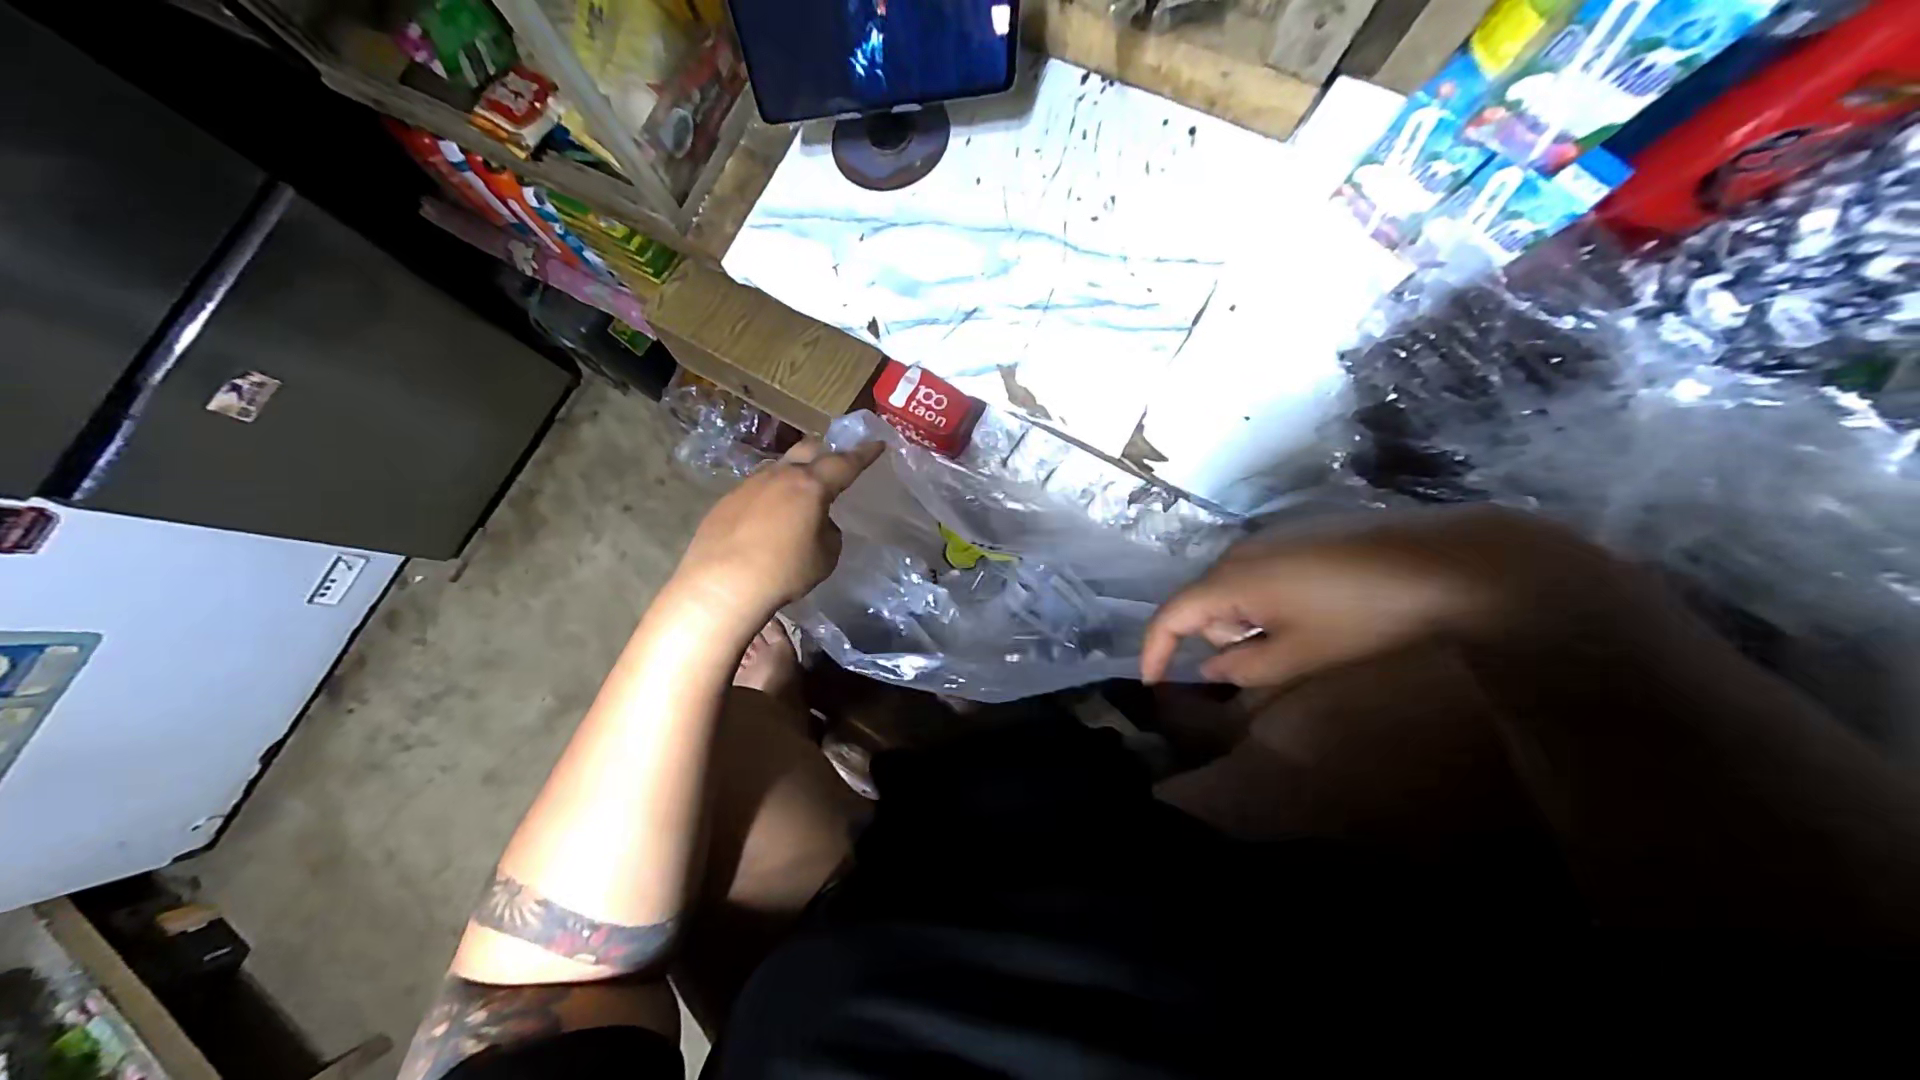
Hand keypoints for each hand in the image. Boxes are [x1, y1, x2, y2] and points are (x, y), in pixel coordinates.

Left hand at [671, 438, 883, 629]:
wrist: (721, 585)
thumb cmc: (784, 571)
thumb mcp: (825, 556)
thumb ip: (828, 531)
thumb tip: (817, 522)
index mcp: (810, 485)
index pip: (844, 463)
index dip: (864, 454)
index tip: (877, 444)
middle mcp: (780, 476)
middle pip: (808, 449)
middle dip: (826, 453)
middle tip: (836, 464)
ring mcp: (749, 485)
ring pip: (779, 468)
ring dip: (795, 476)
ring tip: (800, 497)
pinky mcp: (726, 501)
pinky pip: (757, 489)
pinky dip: (771, 497)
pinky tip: (769, 520)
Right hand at [1140, 506, 1634, 687]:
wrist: (1444, 559)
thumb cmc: (1364, 615)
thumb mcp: (1300, 655)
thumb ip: (1244, 667)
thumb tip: (1212, 666)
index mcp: (1231, 580)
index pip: (1171, 615)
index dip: (1155, 649)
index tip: (1153, 682)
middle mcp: (1239, 551)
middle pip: (1201, 600)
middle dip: (1214, 636)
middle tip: (1257, 662)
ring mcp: (1269, 537)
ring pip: (1231, 586)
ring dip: (1243, 619)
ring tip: (1293, 639)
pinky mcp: (1298, 533)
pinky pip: (1258, 571)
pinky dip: (1264, 599)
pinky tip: (1310, 612)